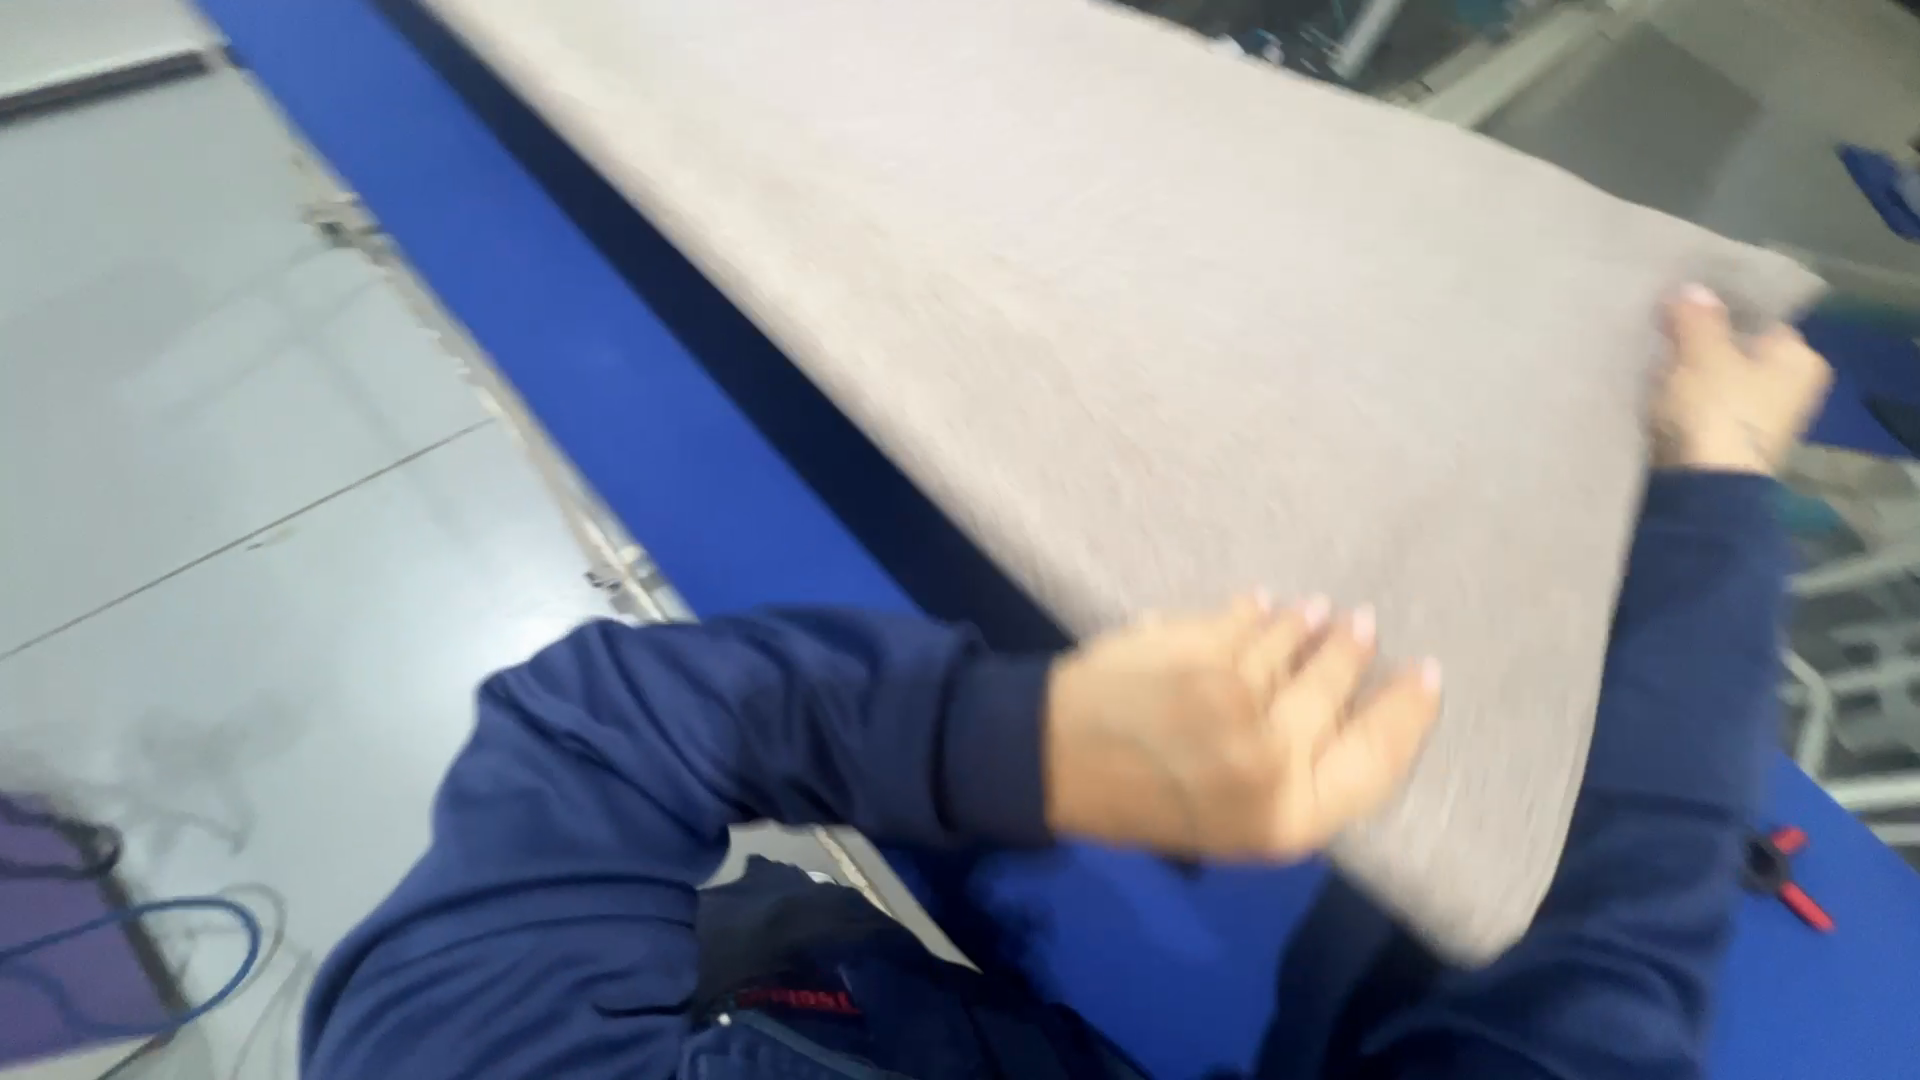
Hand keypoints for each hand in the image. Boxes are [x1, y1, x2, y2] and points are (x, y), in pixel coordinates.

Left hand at [1042, 594, 1440, 859]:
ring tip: (1315, 611)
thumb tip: (1331, 719)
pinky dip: (1255, 611)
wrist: (1051, 763)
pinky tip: (1260, 603)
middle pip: (1335, 693)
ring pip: (1289, 649)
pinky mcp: (1196, 651)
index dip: (1407, 715)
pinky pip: (1242, 623)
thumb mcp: (1224, 826)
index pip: (1377, 760)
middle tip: (1362, 624)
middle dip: (1351, 654)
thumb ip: (1284, 782)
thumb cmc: (1134, 805)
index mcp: (1286, 819)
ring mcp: (1234, 697)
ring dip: (1304, 626)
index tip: (1426, 676)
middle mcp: (1272, 759)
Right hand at [1651, 285, 1832, 474]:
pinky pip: (1704, 409)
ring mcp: (1761, 418)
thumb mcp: (1701, 355)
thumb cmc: (1713, 409)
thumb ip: (1697, 320)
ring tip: (1651, 368)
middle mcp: (1790, 386)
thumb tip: (1692, 287)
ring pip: (1718, 383)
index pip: (1759, 322)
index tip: (1680, 311)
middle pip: (1736, 353)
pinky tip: (1656, 400)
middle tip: (1659, 338)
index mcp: (1798, 358)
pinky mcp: (1729, 441)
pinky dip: (1683, 403)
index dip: (1720, 314)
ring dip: (1688, 377)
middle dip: (1699, 347)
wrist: (1702, 479)